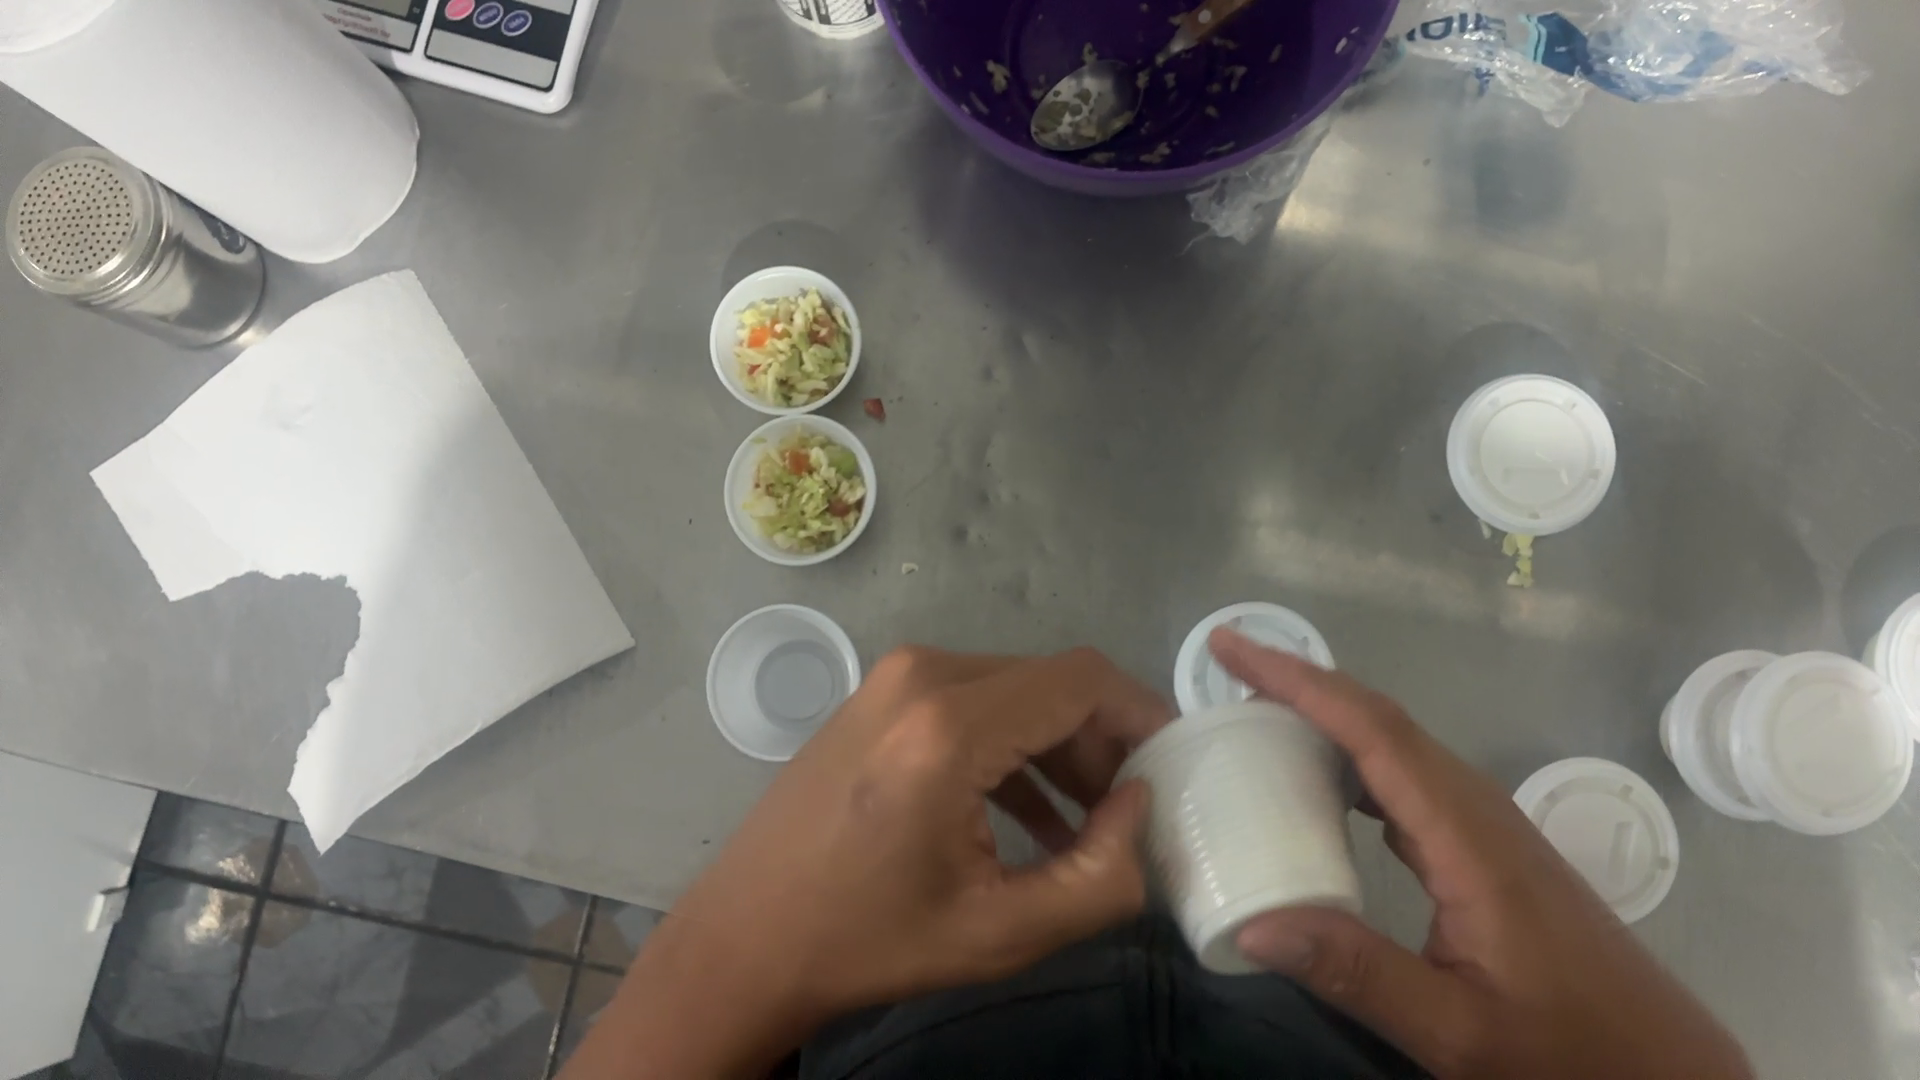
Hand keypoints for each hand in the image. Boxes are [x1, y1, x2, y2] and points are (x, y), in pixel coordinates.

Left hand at [563, 646, 1170, 1079]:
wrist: (747, 936)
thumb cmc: (870, 939)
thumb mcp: (1002, 930)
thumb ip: (1101, 874)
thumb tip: (1141, 805)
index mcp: (949, 724)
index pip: (1080, 680)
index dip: (1140, 713)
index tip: (1174, 763)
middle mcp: (922, 675)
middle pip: (1049, 681)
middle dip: (1103, 738)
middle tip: (1133, 806)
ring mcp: (893, 680)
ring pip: (1014, 689)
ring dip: (1061, 745)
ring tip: (1091, 819)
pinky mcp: (880, 696)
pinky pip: (972, 702)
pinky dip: (1014, 746)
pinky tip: (1034, 813)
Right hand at [1211, 628, 1752, 1079]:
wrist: (1670, 1078)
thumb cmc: (1569, 1052)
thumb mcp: (1457, 1032)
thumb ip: (1355, 974)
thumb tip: (1248, 921)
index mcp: (1467, 838)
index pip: (1372, 731)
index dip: (1299, 682)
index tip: (1233, 649)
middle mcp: (1476, 810)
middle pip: (1380, 717)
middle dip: (1300, 679)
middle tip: (1228, 665)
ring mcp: (1484, 824)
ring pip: (1393, 739)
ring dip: (1324, 711)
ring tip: (1259, 710)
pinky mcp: (1483, 844)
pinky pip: (1403, 774)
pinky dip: (1350, 753)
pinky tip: (1319, 777)